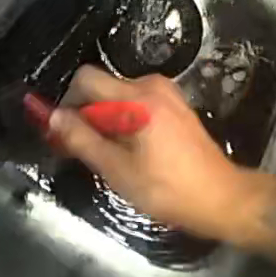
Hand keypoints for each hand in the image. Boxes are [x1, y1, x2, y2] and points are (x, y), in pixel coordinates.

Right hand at [46, 65, 253, 240]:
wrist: (223, 198)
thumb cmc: (168, 190)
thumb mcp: (118, 171)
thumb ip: (82, 140)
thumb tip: (52, 117)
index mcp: (137, 99)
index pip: (86, 79)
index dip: (67, 102)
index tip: (63, 132)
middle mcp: (150, 85)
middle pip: (101, 87)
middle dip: (85, 114)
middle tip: (79, 149)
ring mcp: (166, 92)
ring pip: (117, 95)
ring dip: (104, 119)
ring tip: (106, 154)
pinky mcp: (173, 103)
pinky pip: (135, 101)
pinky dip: (123, 119)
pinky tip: (129, 149)